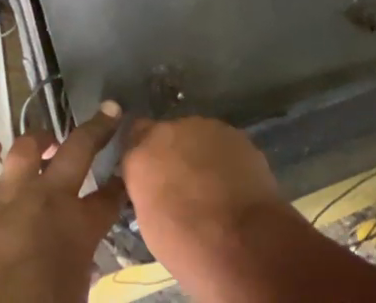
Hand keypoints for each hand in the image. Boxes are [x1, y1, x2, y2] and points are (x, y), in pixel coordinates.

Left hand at [0, 103, 126, 302]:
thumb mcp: (75, 292)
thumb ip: (80, 267)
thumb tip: (82, 261)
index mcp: (80, 226)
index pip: (109, 197)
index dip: (119, 185)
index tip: (124, 174)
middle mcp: (49, 198)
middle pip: (77, 150)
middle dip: (96, 129)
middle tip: (107, 113)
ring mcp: (10, 195)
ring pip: (26, 148)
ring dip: (38, 139)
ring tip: (45, 139)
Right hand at [121, 117, 282, 259]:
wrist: (244, 245)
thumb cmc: (188, 246)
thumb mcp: (149, 222)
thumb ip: (147, 189)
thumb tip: (155, 184)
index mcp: (139, 156)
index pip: (132, 142)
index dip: (144, 157)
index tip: (151, 175)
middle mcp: (166, 132)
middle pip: (164, 134)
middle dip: (171, 152)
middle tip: (184, 182)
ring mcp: (202, 128)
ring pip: (194, 135)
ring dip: (198, 152)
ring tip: (212, 183)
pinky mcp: (234, 134)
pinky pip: (221, 142)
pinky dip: (223, 157)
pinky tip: (233, 182)